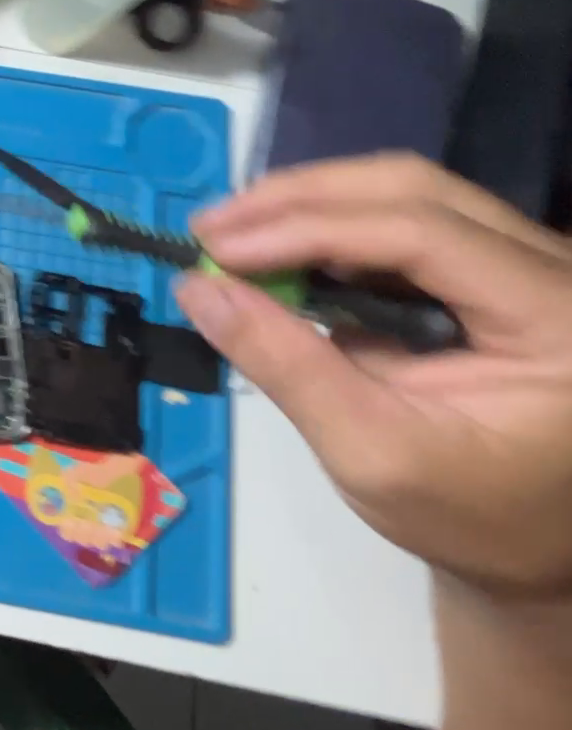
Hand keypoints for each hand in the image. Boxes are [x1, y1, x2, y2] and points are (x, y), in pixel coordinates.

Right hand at [176, 155, 571, 595]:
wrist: (531, 540)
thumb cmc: (466, 511)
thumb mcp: (368, 449)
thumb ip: (284, 363)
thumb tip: (194, 287)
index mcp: (560, 319)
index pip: (422, 235)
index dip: (307, 230)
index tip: (215, 252)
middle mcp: (557, 271)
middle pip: (412, 189)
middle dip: (297, 198)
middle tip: (209, 229)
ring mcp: (523, 266)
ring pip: (402, 192)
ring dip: (302, 204)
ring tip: (226, 236)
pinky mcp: (483, 273)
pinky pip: (395, 221)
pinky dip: (318, 228)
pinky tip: (267, 253)